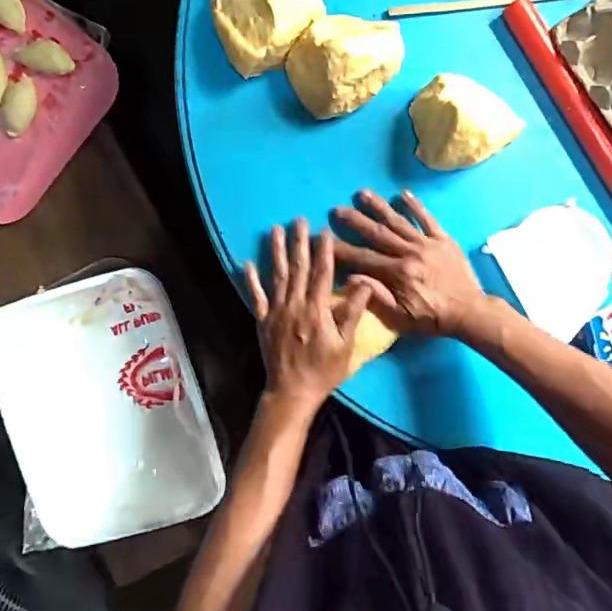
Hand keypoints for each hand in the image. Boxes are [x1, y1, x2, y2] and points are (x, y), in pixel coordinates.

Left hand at [245, 218, 373, 427]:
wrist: (292, 391)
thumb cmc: (324, 371)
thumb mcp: (346, 345)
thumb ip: (353, 313)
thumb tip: (363, 284)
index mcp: (317, 310)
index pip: (322, 273)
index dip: (323, 251)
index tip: (324, 231)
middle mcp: (295, 305)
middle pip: (298, 268)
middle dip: (299, 242)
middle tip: (299, 219)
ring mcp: (276, 312)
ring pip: (277, 276)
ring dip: (276, 251)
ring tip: (276, 230)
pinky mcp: (263, 321)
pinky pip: (256, 297)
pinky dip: (251, 280)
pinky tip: (248, 263)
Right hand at [333, 189, 487, 336]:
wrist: (471, 312)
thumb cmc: (433, 318)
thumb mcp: (401, 318)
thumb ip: (376, 296)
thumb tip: (351, 277)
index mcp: (397, 273)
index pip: (362, 257)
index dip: (341, 248)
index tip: (324, 238)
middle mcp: (409, 253)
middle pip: (377, 233)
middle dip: (355, 220)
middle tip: (337, 209)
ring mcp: (427, 244)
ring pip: (398, 221)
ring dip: (379, 206)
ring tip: (362, 193)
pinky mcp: (444, 240)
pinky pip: (428, 219)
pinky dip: (415, 205)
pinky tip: (402, 193)